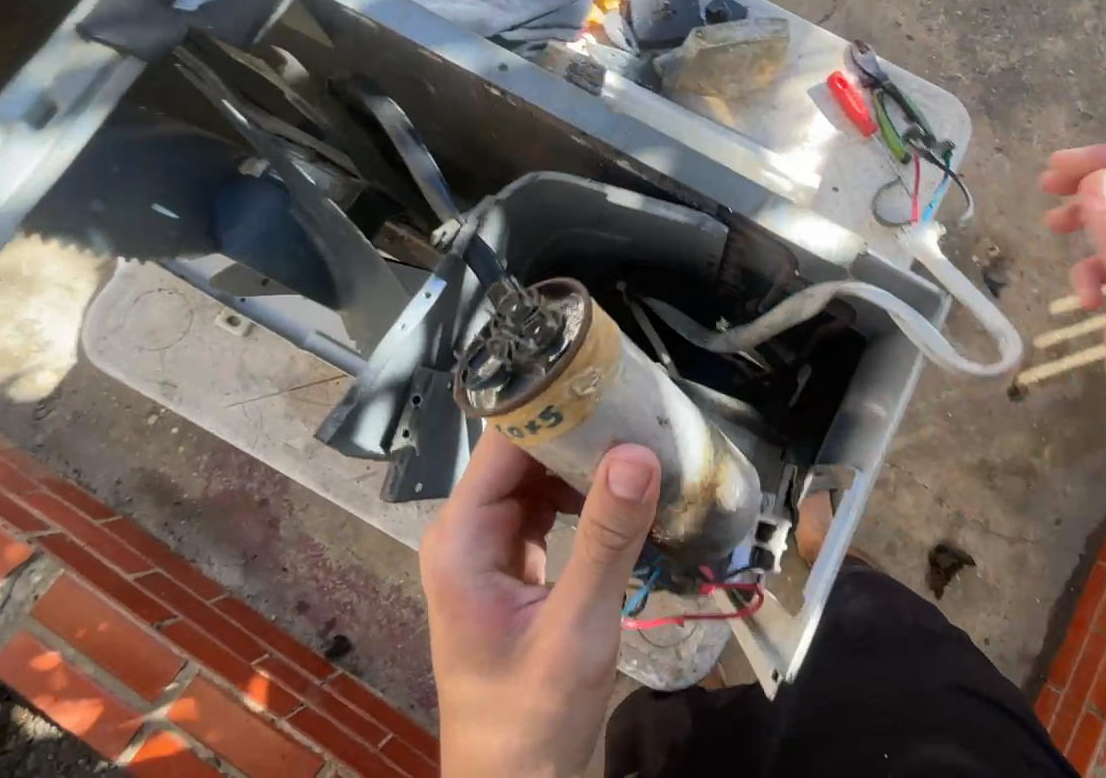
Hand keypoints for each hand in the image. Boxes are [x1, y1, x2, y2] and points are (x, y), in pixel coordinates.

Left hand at [421, 435, 659, 776]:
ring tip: (643, 442)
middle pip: (523, 454)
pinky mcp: (515, 564)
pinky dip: (586, 495)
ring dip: (586, 462)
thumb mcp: (577, 627)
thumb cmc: (535, 716)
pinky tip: (625, 494)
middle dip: (580, 432)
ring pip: (539, 478)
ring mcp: (491, 548)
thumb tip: (637, 452)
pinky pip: (549, 508)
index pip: (506, 443)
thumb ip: (606, 539)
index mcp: (463, 537)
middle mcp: (469, 531)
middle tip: (643, 413)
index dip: (555, 409)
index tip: (614, 388)